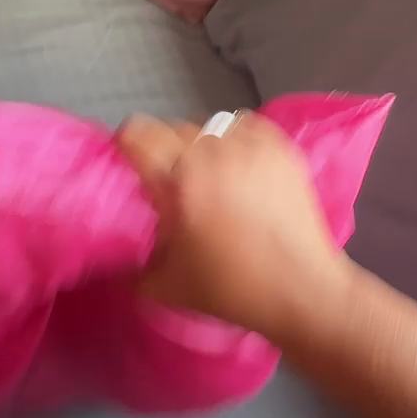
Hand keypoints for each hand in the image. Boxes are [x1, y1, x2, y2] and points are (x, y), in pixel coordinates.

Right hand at [116, 111, 355, 338]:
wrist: (303, 293)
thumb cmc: (231, 289)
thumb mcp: (164, 284)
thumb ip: (130, 264)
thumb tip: (112, 254)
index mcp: (179, 177)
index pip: (137, 132)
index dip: (127, 147)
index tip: (133, 169)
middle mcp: (213, 151)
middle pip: (170, 128)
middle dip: (163, 151)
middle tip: (171, 184)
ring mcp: (251, 147)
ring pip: (207, 124)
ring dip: (199, 144)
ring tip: (207, 175)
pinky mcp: (281, 149)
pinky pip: (244, 124)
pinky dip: (234, 138)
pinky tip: (236, 165)